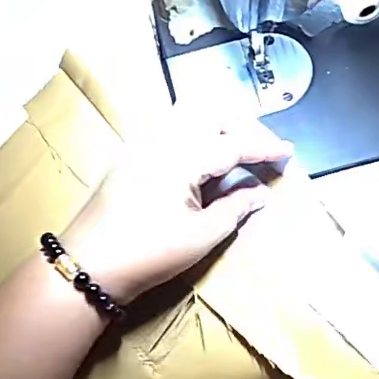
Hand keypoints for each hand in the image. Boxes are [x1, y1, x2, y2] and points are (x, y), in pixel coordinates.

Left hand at [63, 111, 292, 300]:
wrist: (90, 264)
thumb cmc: (148, 253)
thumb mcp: (202, 235)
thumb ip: (235, 208)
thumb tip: (259, 194)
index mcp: (183, 156)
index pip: (234, 143)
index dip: (265, 147)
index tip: (288, 152)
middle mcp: (162, 137)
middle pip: (212, 113)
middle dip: (244, 127)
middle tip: (264, 151)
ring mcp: (143, 141)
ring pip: (189, 113)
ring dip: (219, 124)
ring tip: (238, 149)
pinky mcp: (132, 152)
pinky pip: (170, 126)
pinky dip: (195, 131)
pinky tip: (204, 154)